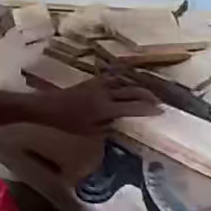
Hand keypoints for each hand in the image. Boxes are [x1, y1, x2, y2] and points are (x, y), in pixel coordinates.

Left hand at [41, 73, 160, 133]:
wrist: (49, 106)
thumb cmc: (68, 123)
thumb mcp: (90, 131)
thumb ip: (109, 127)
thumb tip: (125, 123)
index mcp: (105, 108)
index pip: (133, 108)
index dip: (148, 110)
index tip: (161, 112)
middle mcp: (105, 93)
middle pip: (133, 92)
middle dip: (148, 97)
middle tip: (159, 103)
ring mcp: (99, 84)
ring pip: (125, 82)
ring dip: (138, 88)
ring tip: (148, 94)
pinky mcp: (94, 80)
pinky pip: (114, 78)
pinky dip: (125, 81)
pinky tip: (129, 85)